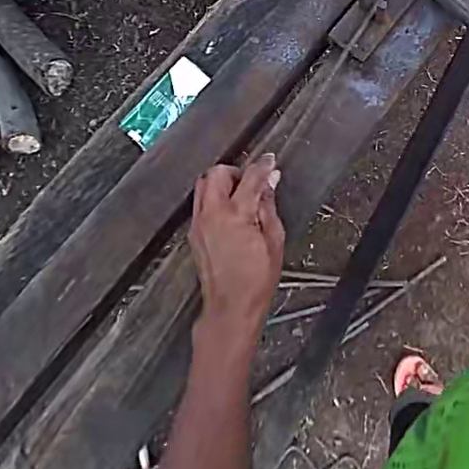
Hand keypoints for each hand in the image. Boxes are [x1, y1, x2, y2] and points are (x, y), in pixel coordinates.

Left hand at [188, 153, 285, 340]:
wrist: (231, 307)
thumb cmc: (256, 279)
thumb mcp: (274, 240)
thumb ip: (268, 206)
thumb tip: (270, 182)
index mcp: (235, 214)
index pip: (250, 178)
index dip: (263, 166)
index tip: (271, 162)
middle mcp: (211, 215)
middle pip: (216, 173)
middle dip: (235, 171)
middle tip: (252, 181)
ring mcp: (198, 224)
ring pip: (203, 186)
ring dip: (221, 183)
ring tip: (241, 196)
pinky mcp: (193, 234)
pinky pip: (201, 204)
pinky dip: (214, 199)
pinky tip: (231, 213)